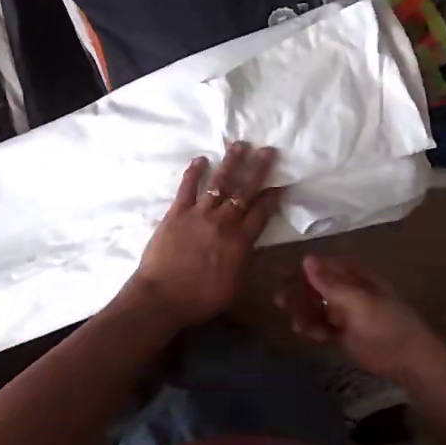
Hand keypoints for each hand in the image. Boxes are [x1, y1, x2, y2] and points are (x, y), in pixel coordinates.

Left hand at [120, 142, 282, 327]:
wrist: (164, 298)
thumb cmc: (201, 299)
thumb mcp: (237, 286)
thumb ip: (246, 262)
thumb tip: (254, 247)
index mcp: (241, 241)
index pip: (262, 212)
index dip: (273, 196)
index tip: (281, 183)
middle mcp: (224, 222)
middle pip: (245, 190)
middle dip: (259, 168)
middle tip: (269, 150)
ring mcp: (199, 214)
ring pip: (219, 182)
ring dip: (231, 162)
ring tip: (240, 145)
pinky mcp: (176, 213)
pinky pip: (187, 187)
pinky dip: (194, 172)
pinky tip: (201, 159)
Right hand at [274, 255, 445, 383]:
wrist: (409, 361)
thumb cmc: (388, 325)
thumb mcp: (359, 302)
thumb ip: (330, 283)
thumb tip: (305, 258)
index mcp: (354, 276)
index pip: (322, 266)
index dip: (301, 270)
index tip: (280, 276)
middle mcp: (347, 290)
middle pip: (315, 287)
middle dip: (298, 293)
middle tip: (279, 300)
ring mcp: (344, 312)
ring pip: (315, 307)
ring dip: (302, 312)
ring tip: (295, 322)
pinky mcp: (342, 333)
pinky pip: (321, 325)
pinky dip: (312, 327)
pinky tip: (304, 332)